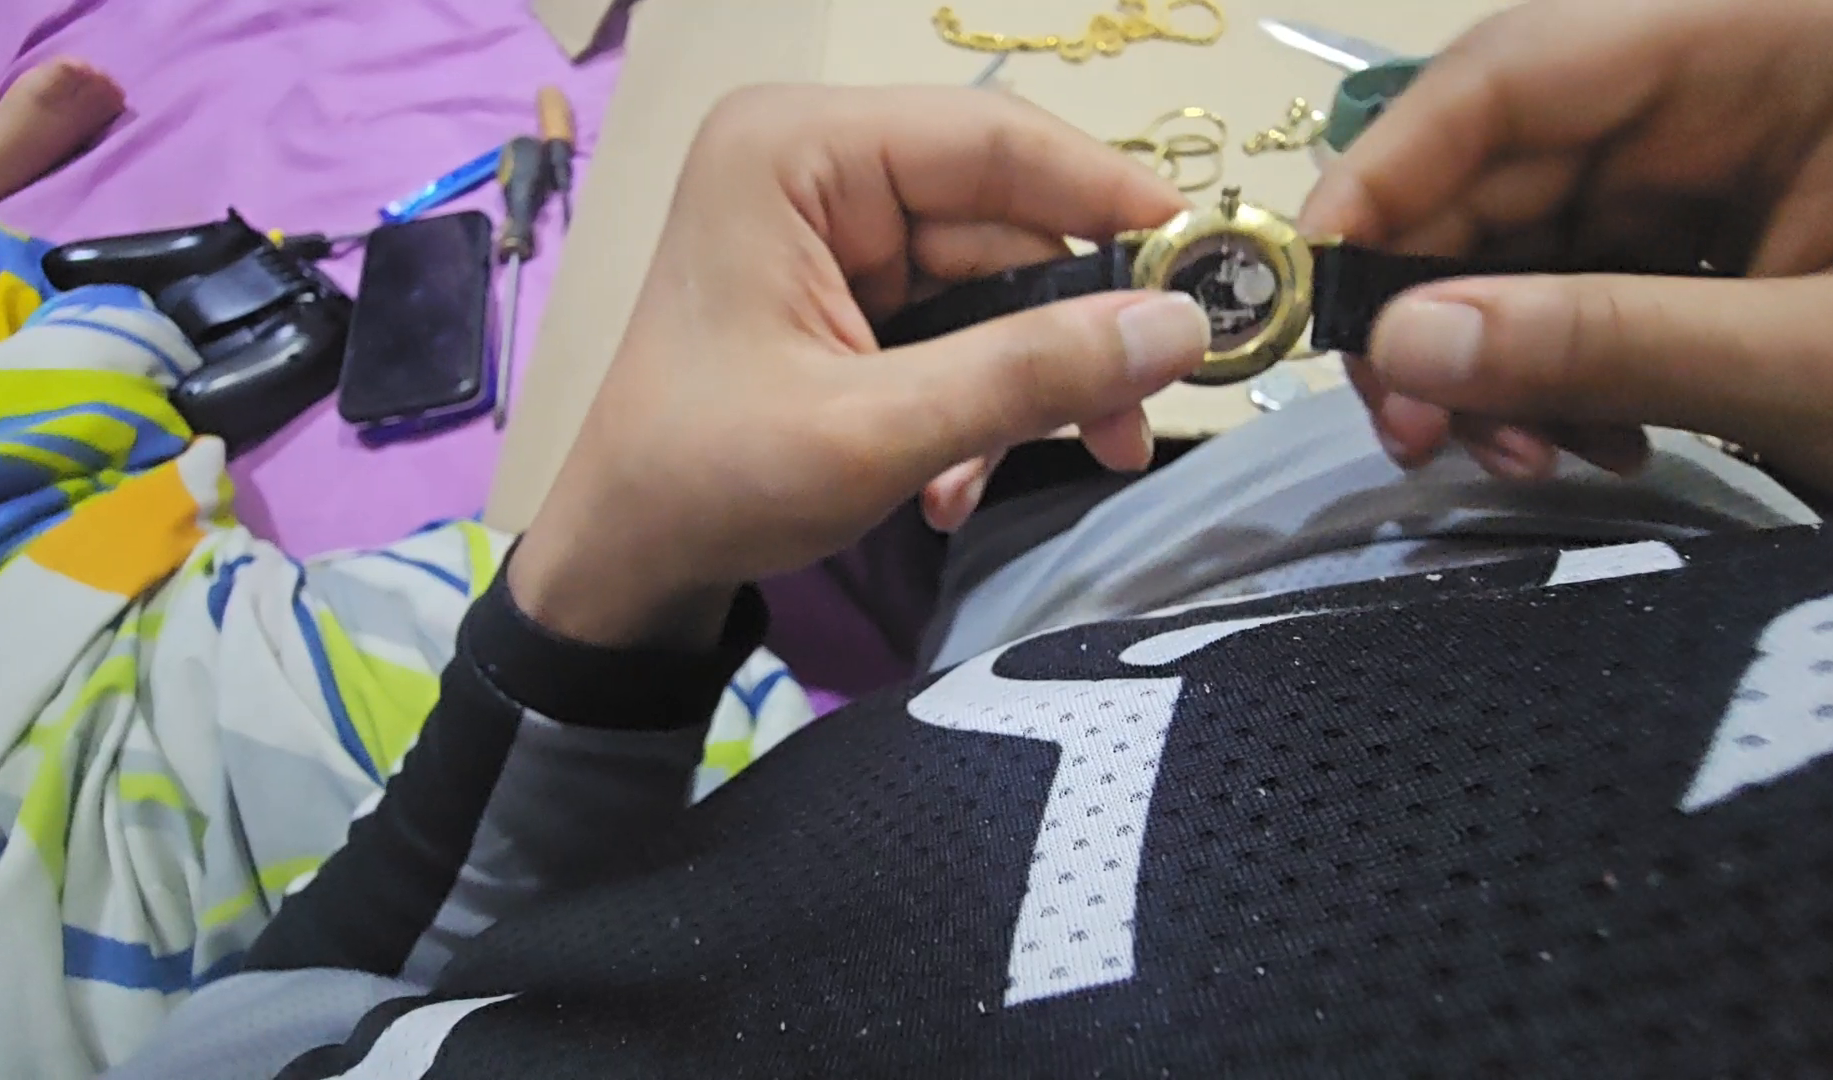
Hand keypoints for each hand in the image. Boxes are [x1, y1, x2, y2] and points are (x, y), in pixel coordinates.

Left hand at [508, 85, 1208, 646]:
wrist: (634, 554)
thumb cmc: (716, 482)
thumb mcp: (875, 431)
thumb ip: (1027, 375)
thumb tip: (1178, 329)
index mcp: (797, 156)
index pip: (989, 144)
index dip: (1104, 201)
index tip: (1199, 265)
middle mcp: (819, 177)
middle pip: (996, 233)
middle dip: (1058, 344)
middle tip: (1125, 430)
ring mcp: (833, 245)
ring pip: (983, 299)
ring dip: (1008, 399)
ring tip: (987, 485)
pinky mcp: (845, 306)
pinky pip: (947, 341)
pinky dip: (967, 414)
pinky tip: (945, 485)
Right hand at [1299, 0, 1832, 495]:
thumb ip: (1603, 342)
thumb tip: (1397, 349)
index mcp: (1783, 31)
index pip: (1502, 80)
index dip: (1378, 184)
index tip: (1308, 301)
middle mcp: (1716, 83)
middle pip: (1480, 184)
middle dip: (1423, 317)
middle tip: (1409, 432)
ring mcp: (1696, 168)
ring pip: (1501, 255)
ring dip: (1475, 368)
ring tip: (1508, 455)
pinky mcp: (1686, 238)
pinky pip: (1551, 297)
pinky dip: (1534, 378)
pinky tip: (1573, 440)